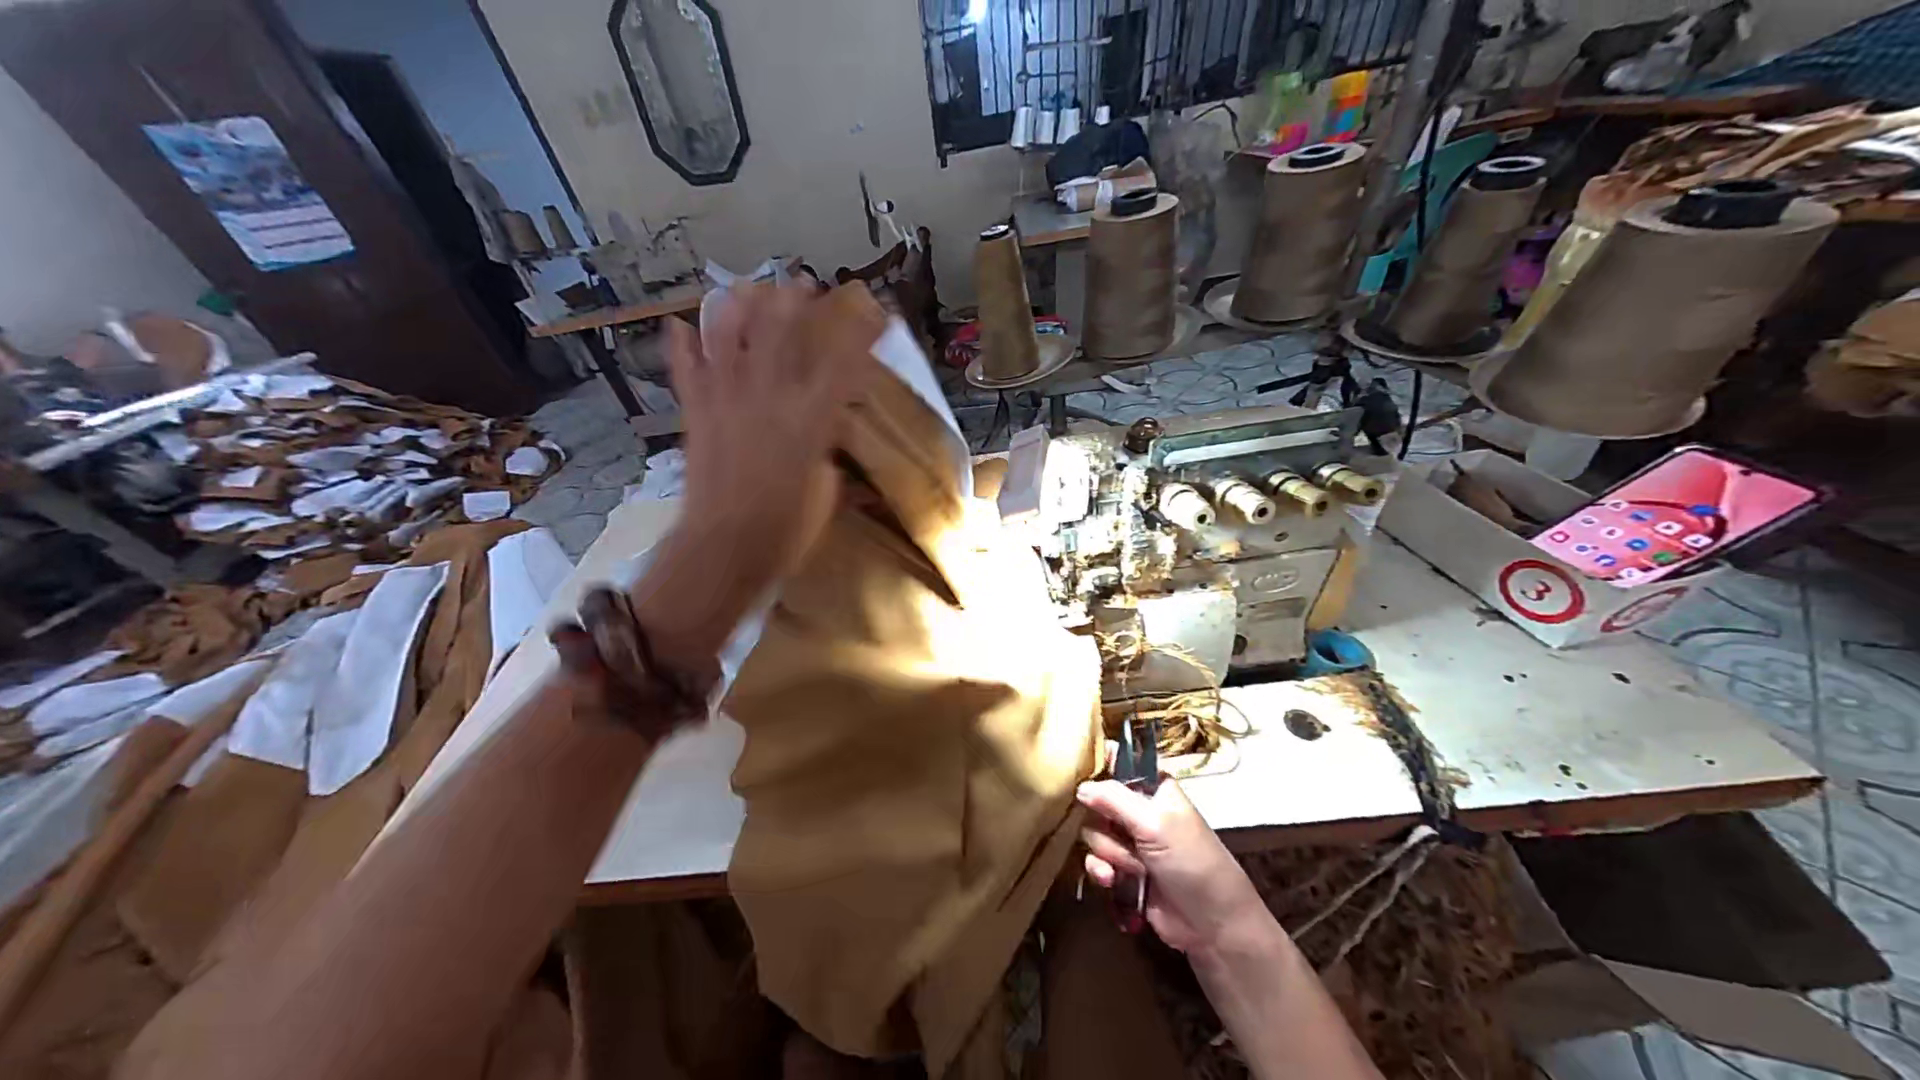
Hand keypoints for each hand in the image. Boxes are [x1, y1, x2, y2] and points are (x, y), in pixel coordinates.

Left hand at [667, 285, 872, 574]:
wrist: (723, 549)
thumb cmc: (786, 531)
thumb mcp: (825, 491)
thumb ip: (824, 452)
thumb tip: (822, 436)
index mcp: (810, 420)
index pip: (843, 364)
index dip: (861, 332)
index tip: (876, 310)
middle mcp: (768, 398)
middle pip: (779, 333)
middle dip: (792, 301)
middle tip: (800, 282)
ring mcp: (726, 401)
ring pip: (728, 338)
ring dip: (738, 308)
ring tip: (744, 287)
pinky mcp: (695, 414)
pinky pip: (685, 372)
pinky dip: (680, 347)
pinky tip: (677, 324)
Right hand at [1076, 779, 1272, 955]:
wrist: (1210, 925)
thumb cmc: (1191, 862)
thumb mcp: (1155, 823)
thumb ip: (1114, 799)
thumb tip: (1080, 786)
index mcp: (1153, 788)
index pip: (1119, 763)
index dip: (1098, 767)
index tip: (1079, 775)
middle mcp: (1138, 810)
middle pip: (1096, 800)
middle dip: (1103, 822)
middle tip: (1122, 835)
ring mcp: (1129, 841)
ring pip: (1093, 832)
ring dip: (1108, 852)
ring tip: (1133, 869)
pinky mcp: (1122, 871)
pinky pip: (1094, 860)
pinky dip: (1100, 870)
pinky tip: (1111, 881)